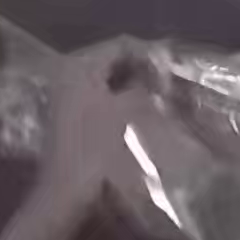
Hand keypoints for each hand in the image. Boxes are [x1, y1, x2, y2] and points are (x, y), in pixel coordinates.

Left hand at [32, 38, 154, 215]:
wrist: (65, 194)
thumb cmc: (95, 148)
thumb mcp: (127, 111)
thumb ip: (144, 85)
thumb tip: (161, 73)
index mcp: (79, 66)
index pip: (121, 44)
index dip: (149, 54)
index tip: (174, 67)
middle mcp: (69, 73)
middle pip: (113, 59)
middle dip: (142, 68)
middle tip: (170, 81)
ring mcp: (67, 94)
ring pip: (109, 78)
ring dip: (134, 84)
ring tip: (161, 94)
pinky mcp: (70, 114)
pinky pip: (102, 94)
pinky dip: (121, 97)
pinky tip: (141, 108)